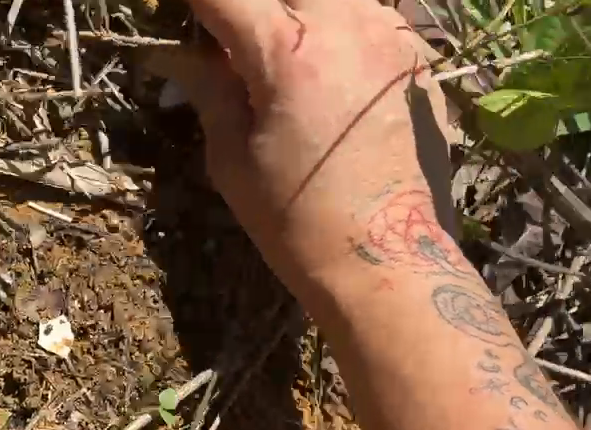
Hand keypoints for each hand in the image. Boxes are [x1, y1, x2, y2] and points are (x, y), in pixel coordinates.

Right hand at [150, 0, 457, 304]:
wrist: (379, 244)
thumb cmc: (289, 214)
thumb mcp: (230, 160)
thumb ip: (210, 93)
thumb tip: (180, 57)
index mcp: (287, 53)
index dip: (195, 3)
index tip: (175, 13)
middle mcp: (345, 20)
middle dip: (243, 10)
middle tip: (219, 47)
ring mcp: (389, 26)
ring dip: (288, 17)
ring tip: (266, 67)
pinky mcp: (415, 44)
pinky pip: (363, 11)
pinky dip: (328, 27)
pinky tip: (313, 71)